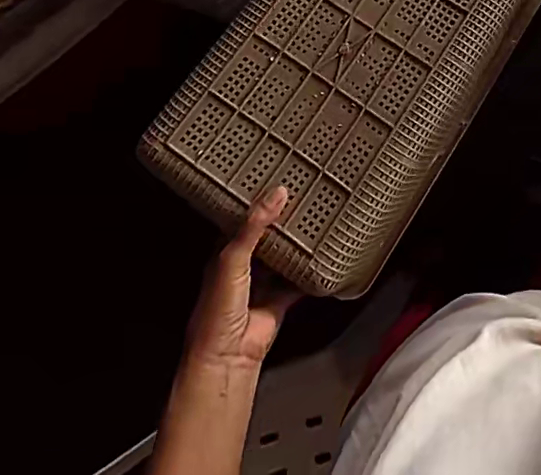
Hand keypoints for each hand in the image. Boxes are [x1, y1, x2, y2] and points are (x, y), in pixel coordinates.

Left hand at [182, 186, 298, 372]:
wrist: (228, 356)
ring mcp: (261, 284)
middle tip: (301, 197)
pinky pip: (297, 283)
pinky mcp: (278, 301)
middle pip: (265, 237)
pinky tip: (322, 259)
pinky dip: (310, 273)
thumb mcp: (233, 258)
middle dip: (280, 221)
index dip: (256, 202)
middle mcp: (243, 267)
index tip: (275, 182)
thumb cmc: (217, 309)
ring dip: (296, 244)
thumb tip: (278, 193)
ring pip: (282, 258)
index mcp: (224, 253)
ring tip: (315, 219)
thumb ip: (254, 226)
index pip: (242, 220)